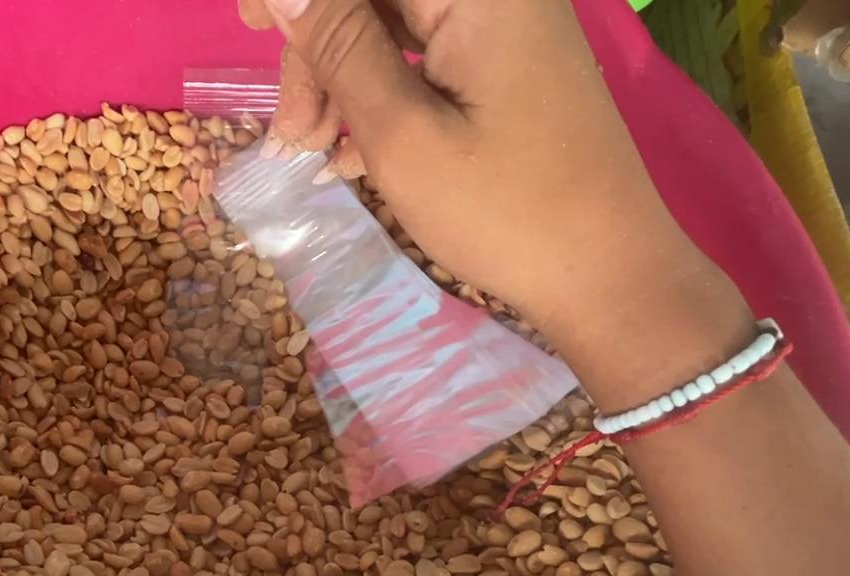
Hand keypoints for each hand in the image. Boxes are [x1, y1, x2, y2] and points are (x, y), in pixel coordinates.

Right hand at [240, 0, 755, 392]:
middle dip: (320, 53)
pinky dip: (383, 103)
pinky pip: (425, 66)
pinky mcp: (506, 76)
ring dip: (344, 86)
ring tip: (319, 156)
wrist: (601, 273)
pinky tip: (355, 157)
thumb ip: (340, 49)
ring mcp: (503, 33)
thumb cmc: (501, 210)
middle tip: (292, 138)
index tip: (248, 28)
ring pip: (395, 32)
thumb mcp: (402, 134)